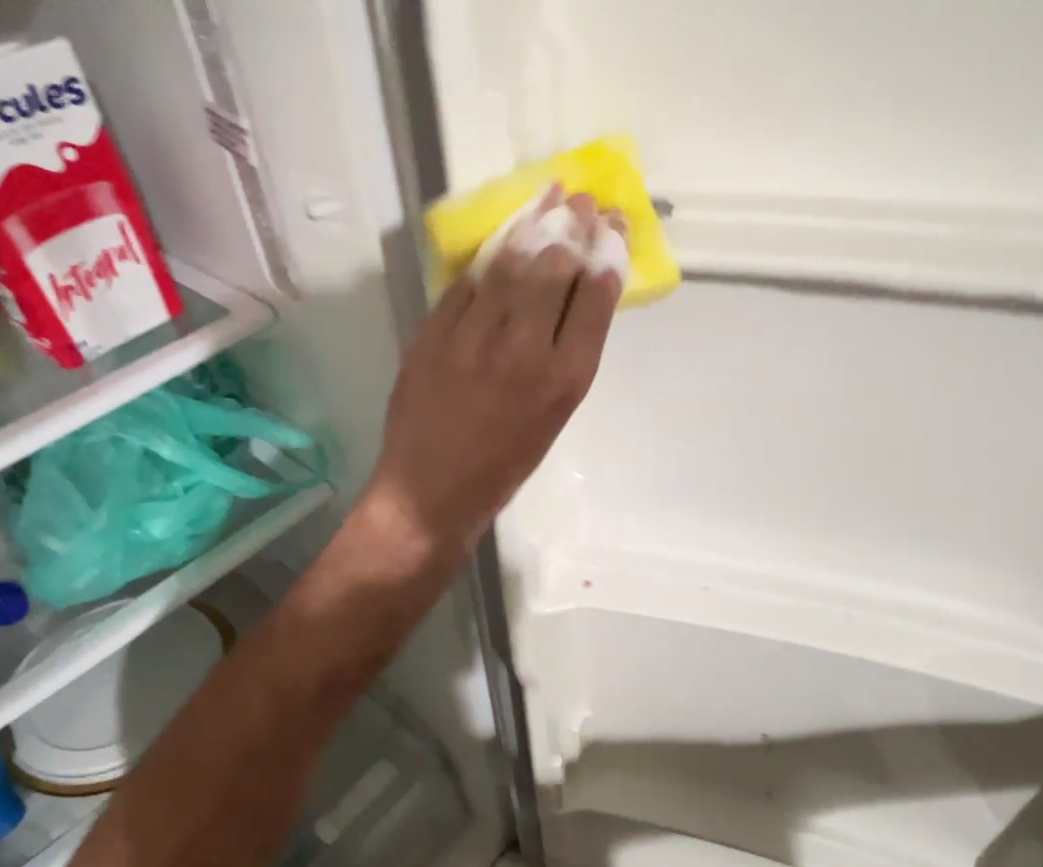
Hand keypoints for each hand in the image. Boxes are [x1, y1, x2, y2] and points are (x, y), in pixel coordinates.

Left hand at [366, 191, 623, 554]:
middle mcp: (526, 349)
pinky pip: (468, 282)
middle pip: (555, 267)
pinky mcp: (434, 333)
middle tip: (582, 200)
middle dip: (574, 225)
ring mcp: (474, 337)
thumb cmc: (501, 466)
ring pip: (510, 263)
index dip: (606, 251)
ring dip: (534, 224)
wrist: (431, 492)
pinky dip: (489, 255)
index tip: (612, 224)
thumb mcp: (553, 417)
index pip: (595, 294)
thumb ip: (566, 355)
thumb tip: (574, 296)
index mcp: (565, 378)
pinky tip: (503, 236)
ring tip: (551, 198)